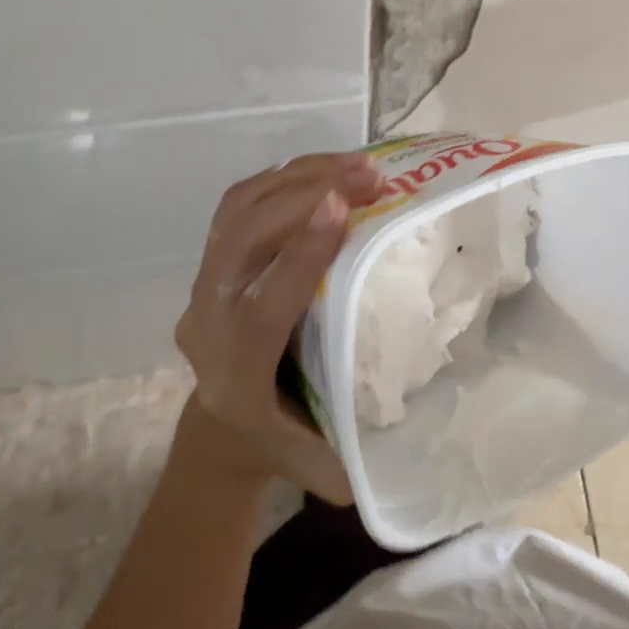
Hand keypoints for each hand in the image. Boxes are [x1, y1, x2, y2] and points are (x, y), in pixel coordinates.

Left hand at [173, 152, 383, 502]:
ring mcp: (203, 283)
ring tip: (358, 162)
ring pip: (237, 211)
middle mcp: (208, 319)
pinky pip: (238, 203)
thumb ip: (358, 457)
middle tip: (371, 176)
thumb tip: (425, 435)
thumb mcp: (321, 466)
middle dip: (304, 196)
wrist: (223, 428)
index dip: (300, 255)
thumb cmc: (280, 443)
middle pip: (242, 240)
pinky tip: (327, 168)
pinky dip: (283, 178)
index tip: (342, 209)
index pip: (263, 305)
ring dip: (298, 177)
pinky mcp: (212, 258)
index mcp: (236, 371)